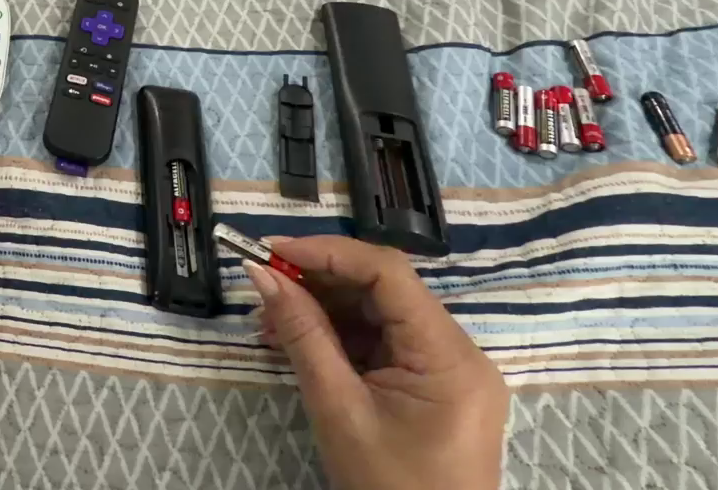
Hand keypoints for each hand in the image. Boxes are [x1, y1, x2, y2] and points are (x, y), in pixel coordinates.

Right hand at [245, 236, 507, 489]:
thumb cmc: (388, 487)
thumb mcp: (337, 407)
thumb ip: (301, 332)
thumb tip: (259, 272)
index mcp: (450, 357)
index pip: (387, 273)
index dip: (326, 252)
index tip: (271, 251)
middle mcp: (458, 352)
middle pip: (381, 287)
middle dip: (316, 281)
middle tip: (262, 285)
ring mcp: (446, 368)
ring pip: (375, 309)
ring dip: (319, 307)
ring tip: (269, 323)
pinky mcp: (431, 383)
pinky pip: (378, 337)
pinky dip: (334, 333)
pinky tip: (294, 341)